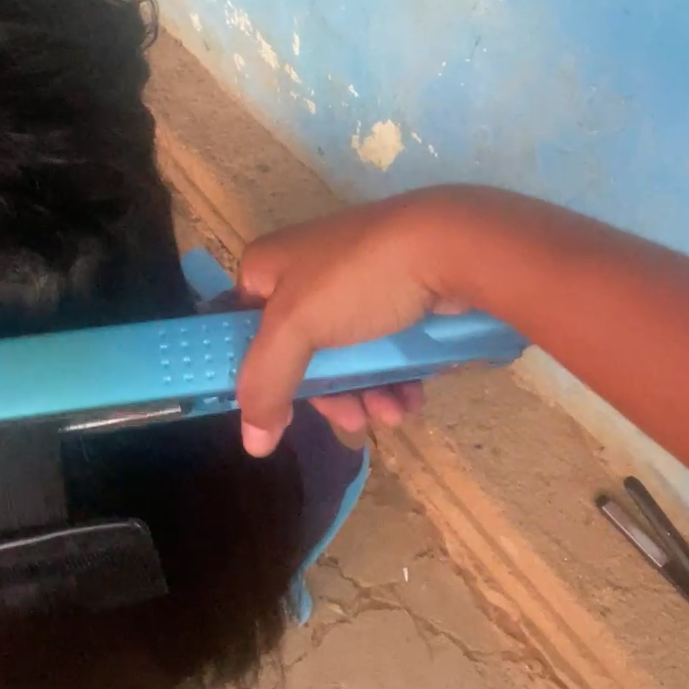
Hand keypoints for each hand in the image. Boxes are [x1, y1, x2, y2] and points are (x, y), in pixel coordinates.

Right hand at [235, 190, 471, 454]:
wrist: (447, 246)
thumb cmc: (357, 279)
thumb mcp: (296, 326)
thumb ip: (266, 383)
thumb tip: (253, 443)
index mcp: (270, 266)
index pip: (241, 326)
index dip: (254, 371)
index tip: (275, 412)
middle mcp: (306, 272)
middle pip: (298, 351)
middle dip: (328, 393)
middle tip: (351, 419)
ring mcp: (353, 284)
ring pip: (344, 356)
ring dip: (365, 395)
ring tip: (390, 414)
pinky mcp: (395, 296)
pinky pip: (380, 347)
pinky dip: (392, 379)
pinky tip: (409, 400)